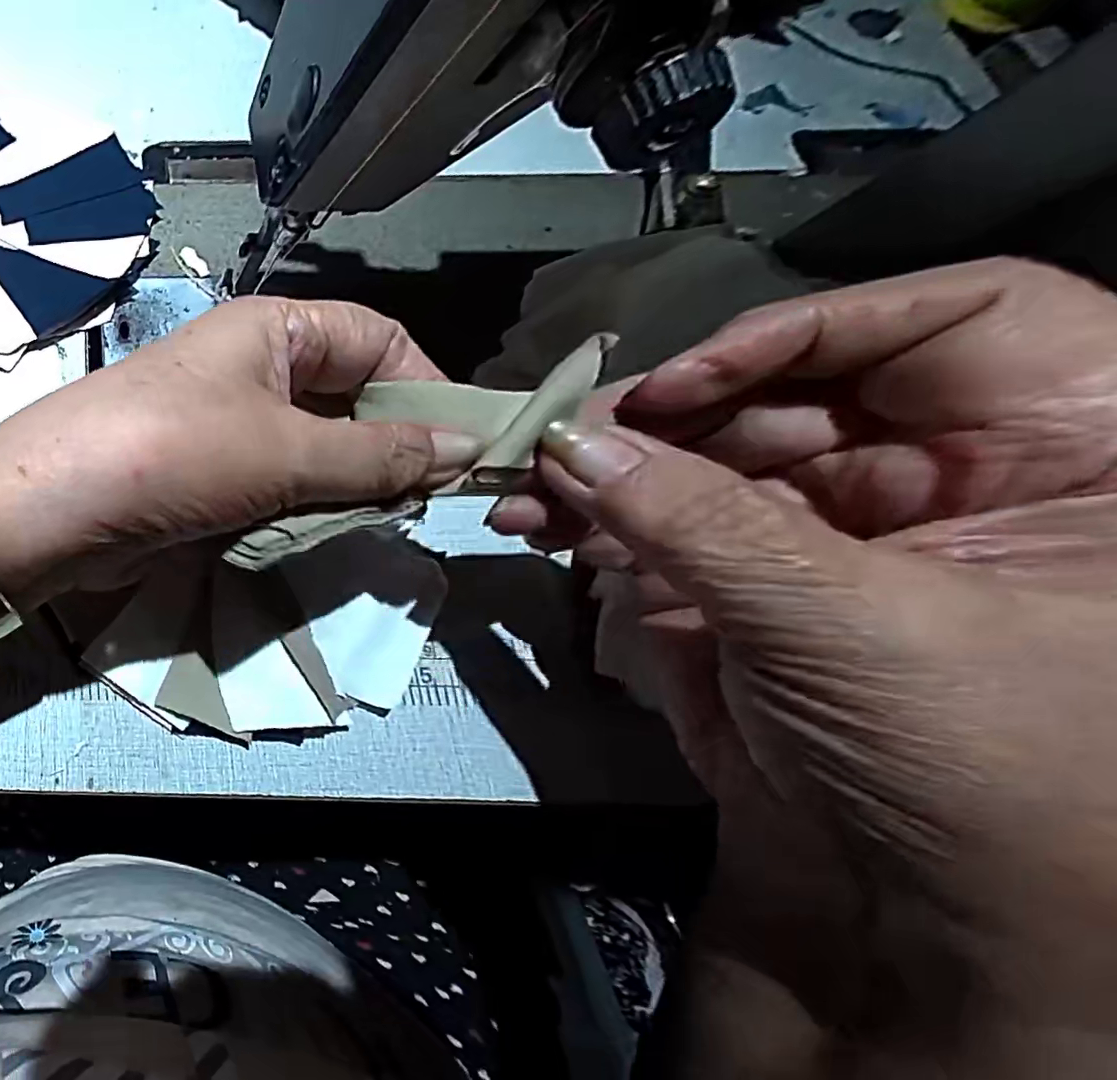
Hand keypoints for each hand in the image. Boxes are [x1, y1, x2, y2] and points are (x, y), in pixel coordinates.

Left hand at [0, 297, 481, 607]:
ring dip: (350, 482)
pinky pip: (280, 483)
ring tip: (382, 519)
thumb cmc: (172, 453)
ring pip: (317, 447)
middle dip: (390, 443)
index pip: (378, 340)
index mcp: (274, 329)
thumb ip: (376, 455)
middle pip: (349, 396)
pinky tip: (327, 530)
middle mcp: (253, 368)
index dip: (425, 387)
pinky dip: (309, 505)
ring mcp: (228, 424)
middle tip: (425, 497)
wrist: (53, 510)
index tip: (462, 445)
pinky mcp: (208, 475)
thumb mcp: (284, 450)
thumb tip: (463, 448)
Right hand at [502, 260, 1116, 1068]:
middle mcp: (931, 467)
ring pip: (693, 457)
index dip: (806, 333)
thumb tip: (572, 446)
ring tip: (524, 491)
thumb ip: (698, 521)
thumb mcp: (851, 627)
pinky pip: (650, 518)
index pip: (944, 320)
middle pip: (777, 392)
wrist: (911, 903)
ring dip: (598, 472)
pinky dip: (586, 519)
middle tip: (561, 442)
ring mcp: (812, 522)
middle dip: (658, 418)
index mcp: (1059, 448)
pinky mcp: (729, 572)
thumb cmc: (978, 767)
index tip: (685, 385)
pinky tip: (535, 525)